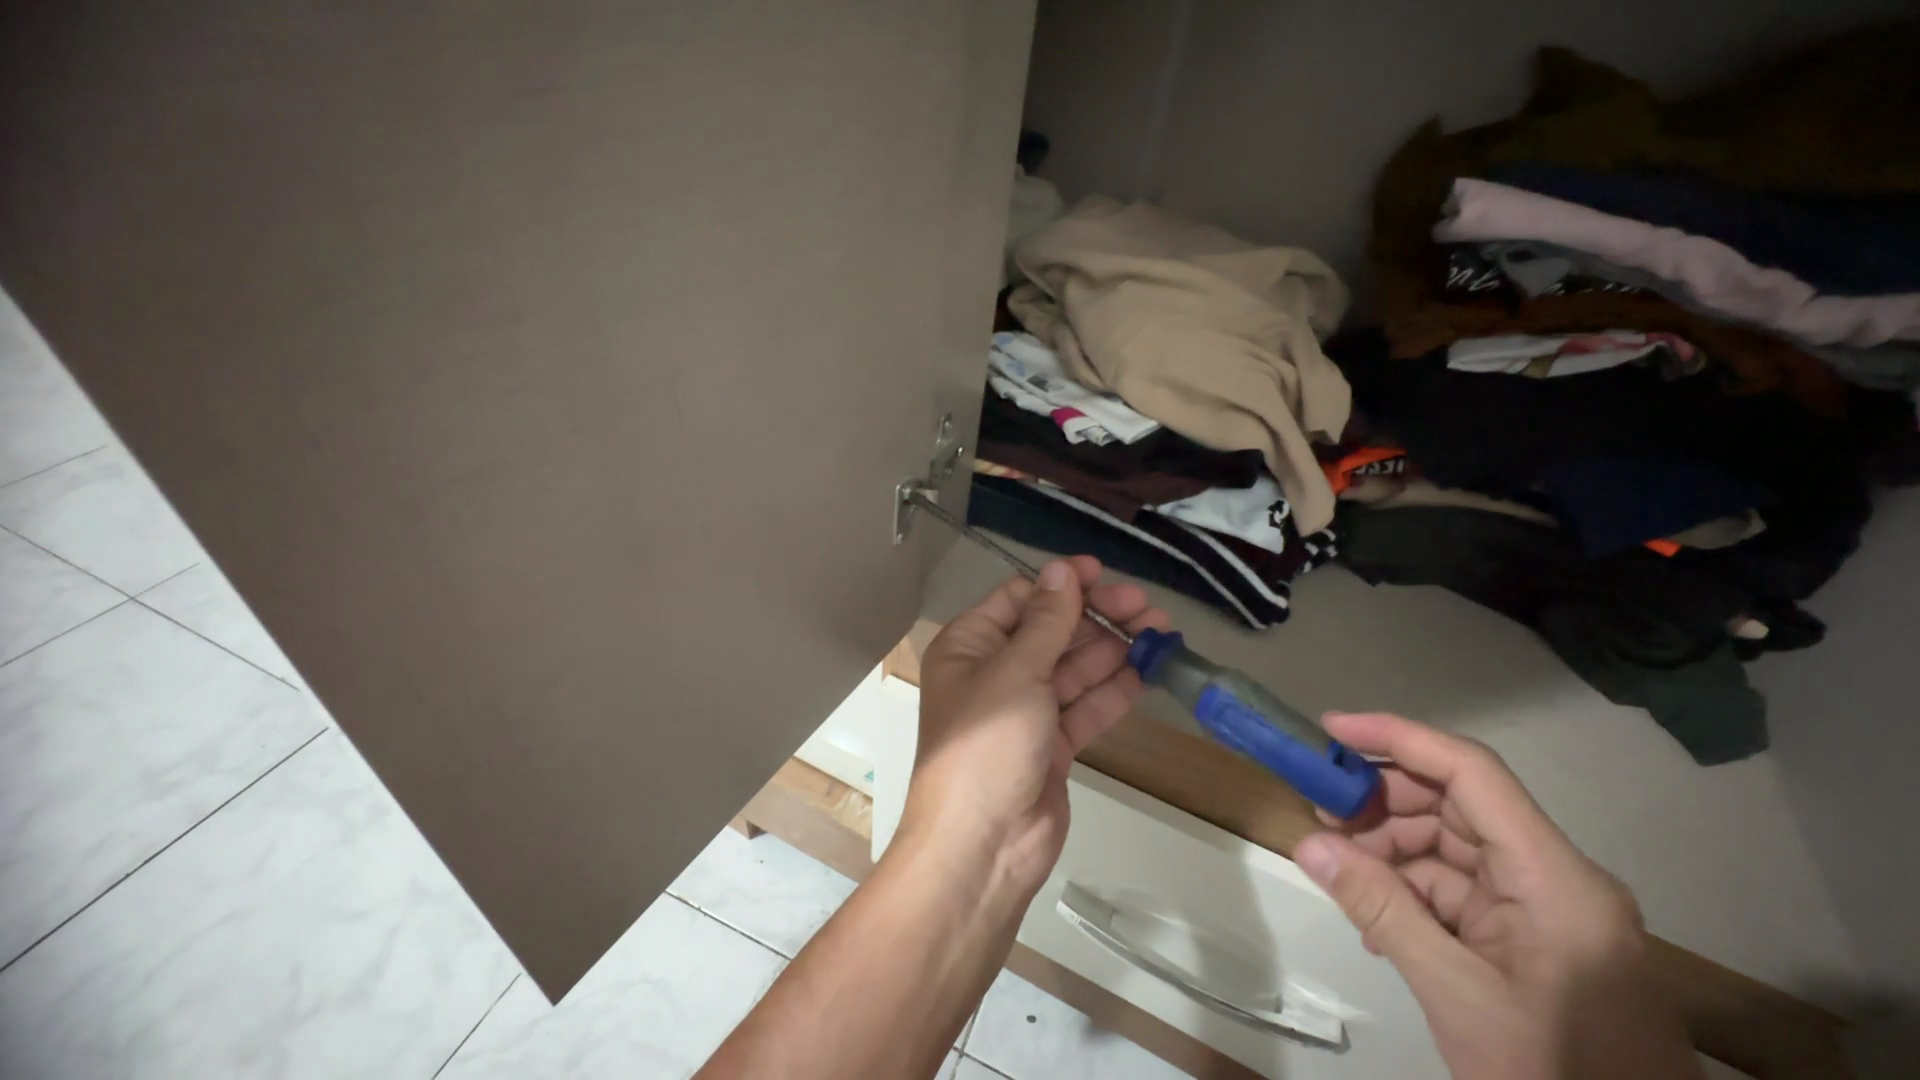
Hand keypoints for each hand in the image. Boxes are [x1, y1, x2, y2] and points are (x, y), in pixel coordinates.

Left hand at [899, 556, 1167, 893]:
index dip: (1062, 586)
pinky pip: (1083, 707)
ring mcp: (1024, 712)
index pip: (1019, 601)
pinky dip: (1112, 691)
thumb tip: (1062, 569)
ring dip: (1113, 651)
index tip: (1105, 575)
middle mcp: (993, 674)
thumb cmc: (988, 746)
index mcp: (969, 648)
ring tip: (1160, 634)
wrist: (983, 846)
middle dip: (1097, 619)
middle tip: (1146, 609)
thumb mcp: (1015, 673)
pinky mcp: (1050, 746)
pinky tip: (1146, 673)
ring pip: (1073, 670)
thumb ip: (1046, 622)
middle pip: (1051, 633)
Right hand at [1295, 713, 1700, 1079]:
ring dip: (1392, 851)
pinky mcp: (1536, 938)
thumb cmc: (1553, 1073)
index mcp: (1554, 877)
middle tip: (1320, 813)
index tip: (1332, 730)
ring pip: (1454, 847)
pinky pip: (1463, 890)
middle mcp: (1555, 876)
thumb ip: (1382, 911)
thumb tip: (1307, 844)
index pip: (1471, 773)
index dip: (1398, 739)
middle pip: (1459, 806)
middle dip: (1384, 802)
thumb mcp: (1456, 994)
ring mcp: (1547, 908)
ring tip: (1339, 871)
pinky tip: (1375, 919)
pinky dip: (1413, 892)